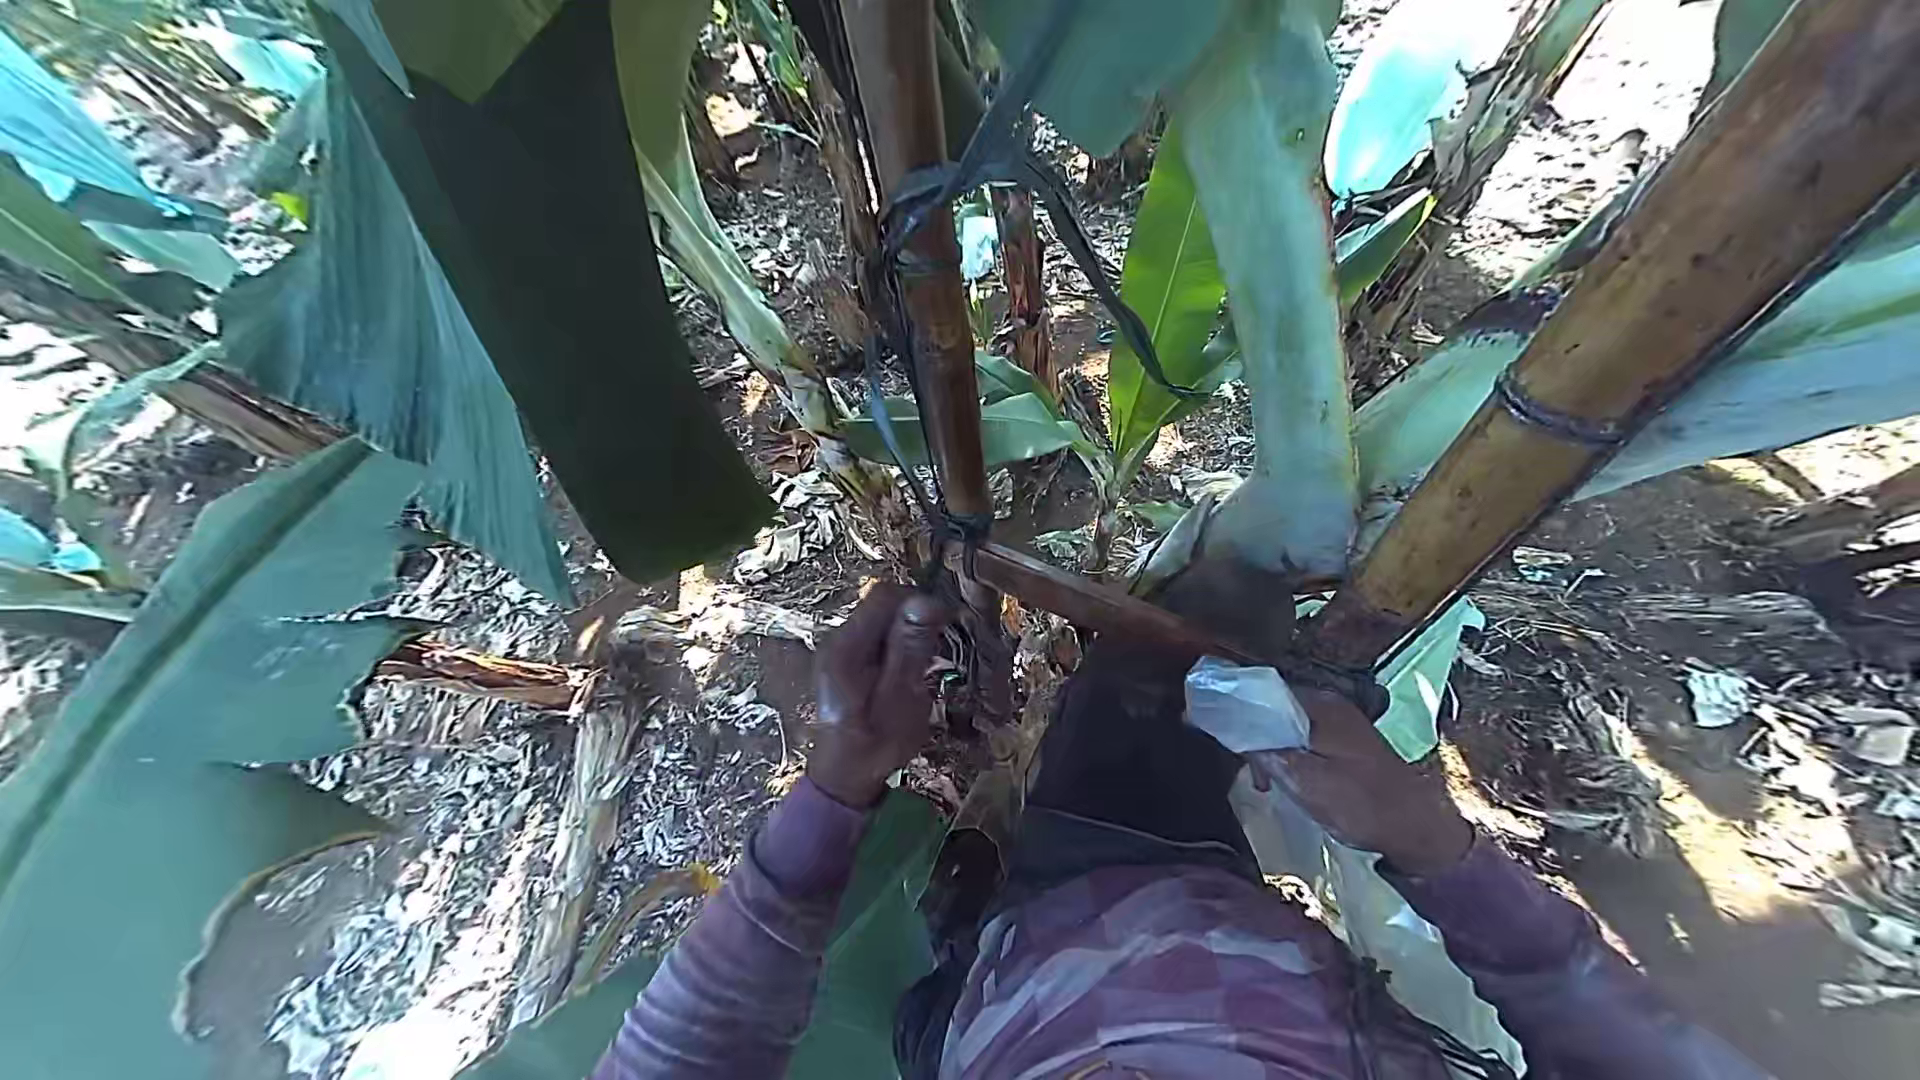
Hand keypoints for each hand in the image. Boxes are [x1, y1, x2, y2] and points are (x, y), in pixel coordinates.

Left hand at [810, 584, 951, 807]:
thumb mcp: (901, 699)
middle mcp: (837, 637)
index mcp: (846, 646)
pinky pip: (878, 633)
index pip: (885, 596)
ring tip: (923, 663)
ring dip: (909, 631)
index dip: (919, 602)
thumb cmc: (876, 744)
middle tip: (934, 652)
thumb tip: (927, 600)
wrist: (845, 775)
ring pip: (883, 616)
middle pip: (883, 603)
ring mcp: (838, 645)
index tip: (943, 627)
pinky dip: (899, 643)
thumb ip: (911, 648)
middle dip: (915, 618)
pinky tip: (907, 669)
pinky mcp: (845, 655)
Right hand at [1251, 688, 1473, 875]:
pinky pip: (1299, 734)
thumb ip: (1265, 751)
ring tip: (1265, 780)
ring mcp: (1338, 719)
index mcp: (1318, 705)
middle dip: (1251, 733)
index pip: (1260, 691)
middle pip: (1270, 706)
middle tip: (1247, 768)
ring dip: (1267, 746)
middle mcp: (1327, 702)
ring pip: (1283, 722)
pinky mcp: (1344, 738)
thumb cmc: (1361, 805)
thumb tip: (1229, 728)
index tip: (1215, 730)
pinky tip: (1285, 777)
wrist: (1420, 832)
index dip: (1234, 709)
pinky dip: (1285, 751)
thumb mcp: (1304, 781)